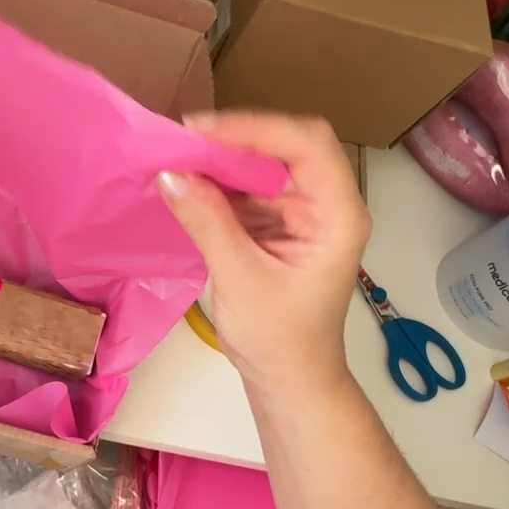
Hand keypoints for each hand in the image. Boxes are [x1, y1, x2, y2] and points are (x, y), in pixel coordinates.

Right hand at [158, 111, 369, 396]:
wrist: (287, 379)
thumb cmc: (277, 339)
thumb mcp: (240, 279)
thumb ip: (207, 223)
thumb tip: (170, 175)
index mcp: (338, 215)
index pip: (306, 146)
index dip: (254, 129)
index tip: (200, 131)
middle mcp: (326, 205)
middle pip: (286, 148)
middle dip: (235, 140)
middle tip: (182, 141)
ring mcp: (301, 214)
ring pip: (263, 167)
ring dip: (221, 162)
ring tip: (176, 159)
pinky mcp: (277, 227)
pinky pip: (248, 192)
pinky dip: (217, 186)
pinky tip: (187, 185)